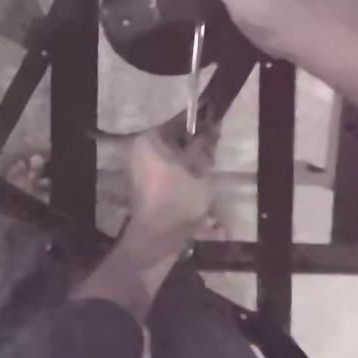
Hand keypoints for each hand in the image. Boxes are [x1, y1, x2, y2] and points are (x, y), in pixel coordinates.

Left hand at [127, 122, 214, 246]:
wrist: (157, 235)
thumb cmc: (178, 196)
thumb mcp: (199, 167)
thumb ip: (204, 145)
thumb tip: (211, 127)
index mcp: (149, 140)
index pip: (178, 122)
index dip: (200, 127)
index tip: (217, 134)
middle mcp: (140, 150)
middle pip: (175, 141)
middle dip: (195, 149)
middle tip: (212, 160)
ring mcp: (140, 169)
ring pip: (173, 159)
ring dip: (191, 165)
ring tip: (204, 176)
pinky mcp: (145, 187)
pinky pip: (168, 174)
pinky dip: (182, 177)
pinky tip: (195, 188)